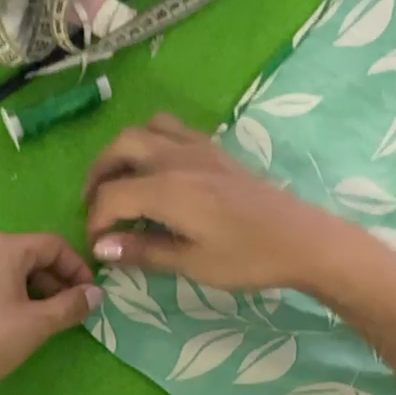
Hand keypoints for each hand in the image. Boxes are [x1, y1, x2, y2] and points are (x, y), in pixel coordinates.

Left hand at [0, 233, 101, 394]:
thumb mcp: (37, 325)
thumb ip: (71, 306)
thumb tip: (95, 294)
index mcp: (4, 248)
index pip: (53, 245)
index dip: (77, 268)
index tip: (88, 295)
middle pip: (26, 255)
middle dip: (52, 281)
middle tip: (65, 311)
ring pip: (2, 269)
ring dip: (27, 289)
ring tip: (35, 320)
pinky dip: (0, 295)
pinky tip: (0, 323)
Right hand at [83, 114, 348, 289]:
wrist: (300, 240)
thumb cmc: (246, 259)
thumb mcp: (191, 264)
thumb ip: (144, 252)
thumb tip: (102, 248)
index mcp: (168, 190)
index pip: (112, 196)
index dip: (96, 222)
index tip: (97, 249)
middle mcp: (177, 159)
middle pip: (121, 147)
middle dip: (99, 176)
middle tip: (95, 209)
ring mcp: (198, 148)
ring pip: (145, 130)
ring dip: (123, 153)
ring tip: (119, 184)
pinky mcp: (214, 150)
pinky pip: (172, 130)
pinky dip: (152, 144)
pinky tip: (157, 173)